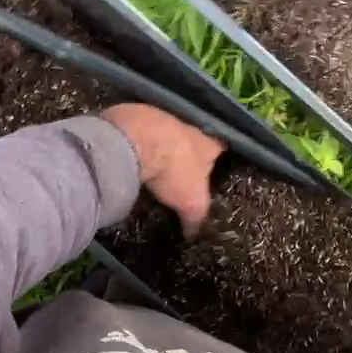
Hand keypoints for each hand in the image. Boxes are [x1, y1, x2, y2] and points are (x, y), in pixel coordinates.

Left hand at [100, 104, 223, 236]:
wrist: (139, 140)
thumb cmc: (175, 171)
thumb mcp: (191, 203)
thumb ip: (196, 218)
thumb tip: (193, 235)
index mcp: (209, 144)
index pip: (219, 151)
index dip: (215, 162)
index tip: (209, 173)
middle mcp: (190, 127)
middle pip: (193, 141)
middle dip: (186, 155)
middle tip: (178, 172)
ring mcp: (163, 119)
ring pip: (167, 134)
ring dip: (161, 147)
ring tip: (154, 164)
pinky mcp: (138, 117)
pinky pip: (142, 132)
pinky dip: (139, 142)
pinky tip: (132, 154)